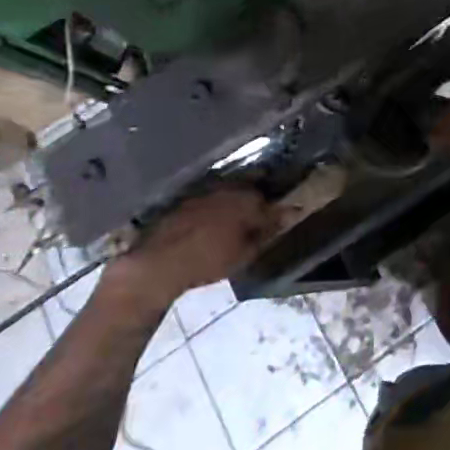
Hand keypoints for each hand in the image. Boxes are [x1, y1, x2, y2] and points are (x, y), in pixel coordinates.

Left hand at [109, 187, 272, 307]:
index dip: (278, 213)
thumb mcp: (245, 253)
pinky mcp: (187, 199)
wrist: (159, 261)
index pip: (271, 202)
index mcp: (246, 200)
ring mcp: (205, 191)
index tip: (284, 221)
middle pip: (250, 192)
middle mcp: (228, 188)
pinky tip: (214, 224)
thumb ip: (267, 231)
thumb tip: (289, 215)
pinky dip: (216, 208)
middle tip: (258, 223)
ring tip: (236, 224)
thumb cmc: (208, 260)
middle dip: (257, 204)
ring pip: (230, 193)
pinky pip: (211, 198)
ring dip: (236, 204)